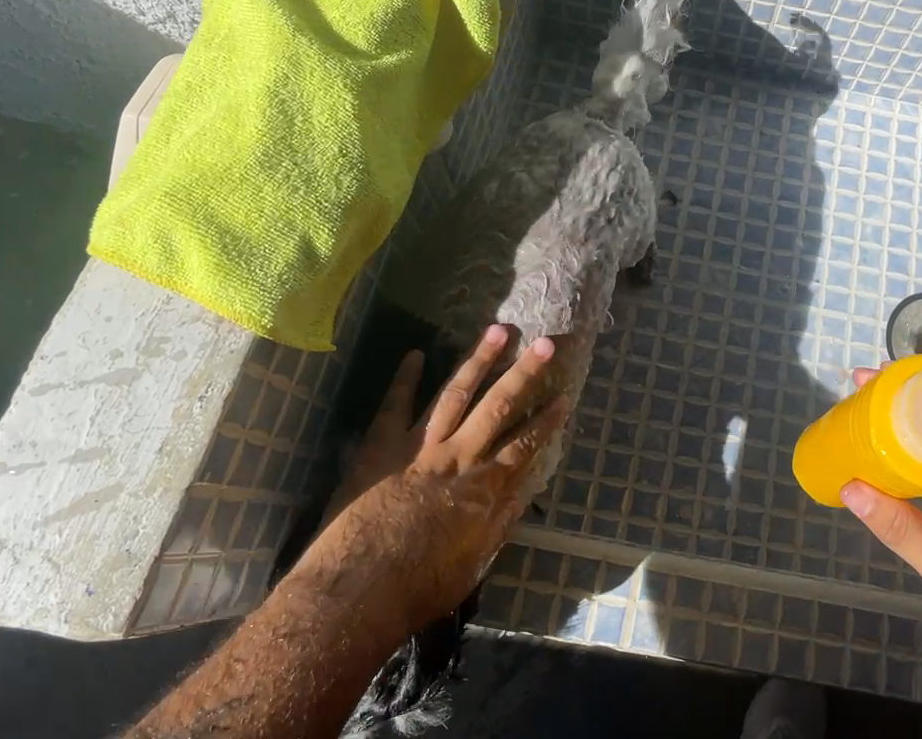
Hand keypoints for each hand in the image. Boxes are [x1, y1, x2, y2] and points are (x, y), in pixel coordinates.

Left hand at [324, 325, 567, 630]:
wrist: (357, 592)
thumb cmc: (418, 588)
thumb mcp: (473, 564)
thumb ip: (500, 524)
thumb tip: (525, 490)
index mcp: (482, 488)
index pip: (524, 446)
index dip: (546, 422)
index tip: (564, 399)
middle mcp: (458, 458)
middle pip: (498, 407)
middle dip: (524, 373)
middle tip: (545, 342)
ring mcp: (419, 448)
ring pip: (454, 395)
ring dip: (477, 361)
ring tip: (498, 330)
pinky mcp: (380, 447)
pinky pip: (394, 407)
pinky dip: (404, 379)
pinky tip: (414, 353)